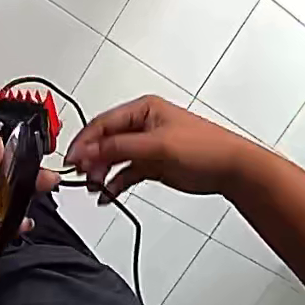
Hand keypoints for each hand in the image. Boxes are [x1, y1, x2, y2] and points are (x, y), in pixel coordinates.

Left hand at [0, 109, 59, 292]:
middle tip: (40, 156)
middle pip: (2, 160)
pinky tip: (21, 220)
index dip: (2, 120)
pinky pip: (8, 222)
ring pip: (9, 189)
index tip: (26, 120)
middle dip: (24, 156)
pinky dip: (19, 221)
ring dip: (26, 186)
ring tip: (41, 184)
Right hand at [66, 95, 265, 201]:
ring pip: (113, 159)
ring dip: (101, 173)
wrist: (232, 169)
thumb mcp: (157, 145)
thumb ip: (120, 147)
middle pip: (105, 142)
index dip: (85, 142)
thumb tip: (89, 150)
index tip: (72, 159)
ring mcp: (146, 146)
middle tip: (82, 176)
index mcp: (143, 110)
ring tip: (95, 188)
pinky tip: (107, 195)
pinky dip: (115, 184)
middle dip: (92, 159)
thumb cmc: (206, 147)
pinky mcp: (151, 165)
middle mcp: (142, 125)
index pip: (103, 123)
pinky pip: (125, 173)